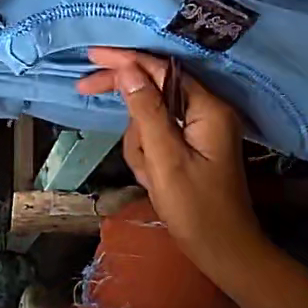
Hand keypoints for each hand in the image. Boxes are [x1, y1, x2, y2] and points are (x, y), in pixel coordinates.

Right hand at [77, 48, 260, 255]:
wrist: (223, 250)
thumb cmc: (195, 208)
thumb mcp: (165, 159)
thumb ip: (146, 111)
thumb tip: (128, 70)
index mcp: (208, 109)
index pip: (160, 70)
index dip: (124, 61)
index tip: (91, 56)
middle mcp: (207, 111)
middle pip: (154, 89)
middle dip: (127, 102)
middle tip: (84, 89)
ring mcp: (201, 129)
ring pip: (150, 117)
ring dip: (139, 143)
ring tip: (148, 174)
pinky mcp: (192, 145)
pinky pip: (157, 136)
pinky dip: (147, 154)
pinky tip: (152, 178)